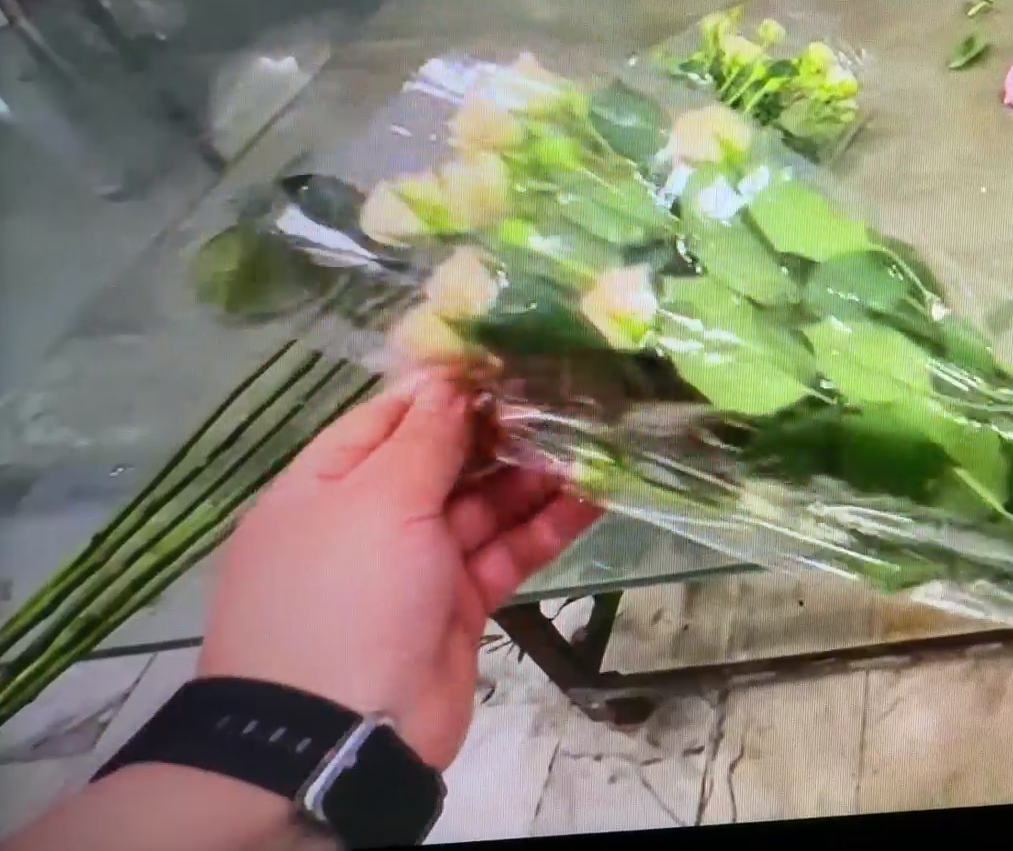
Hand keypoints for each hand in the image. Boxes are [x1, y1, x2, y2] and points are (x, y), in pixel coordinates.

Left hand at [196, 371, 601, 769]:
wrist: (343, 736)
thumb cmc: (347, 598)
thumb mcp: (378, 501)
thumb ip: (425, 438)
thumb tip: (453, 379)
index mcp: (330, 487)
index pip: (393, 417)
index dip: (451, 389)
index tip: (515, 362)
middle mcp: (374, 518)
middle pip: (450, 459)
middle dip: (508, 433)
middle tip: (572, 400)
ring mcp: (421, 560)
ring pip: (490, 503)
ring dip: (539, 476)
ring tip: (597, 444)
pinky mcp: (463, 596)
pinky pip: (511, 546)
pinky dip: (550, 523)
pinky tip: (596, 496)